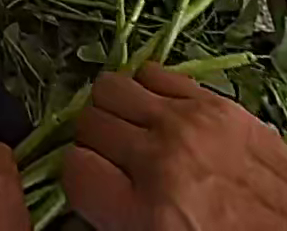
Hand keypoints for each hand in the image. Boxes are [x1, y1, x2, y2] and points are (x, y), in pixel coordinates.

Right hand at [63, 64, 286, 230]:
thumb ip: (122, 224)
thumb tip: (91, 198)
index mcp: (150, 216)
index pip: (73, 167)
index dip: (78, 179)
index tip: (93, 188)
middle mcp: (161, 159)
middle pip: (88, 120)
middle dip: (93, 142)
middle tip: (113, 161)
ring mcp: (188, 122)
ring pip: (110, 86)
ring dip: (114, 110)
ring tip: (131, 131)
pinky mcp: (213, 101)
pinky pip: (152, 72)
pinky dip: (146, 90)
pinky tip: (161, 114)